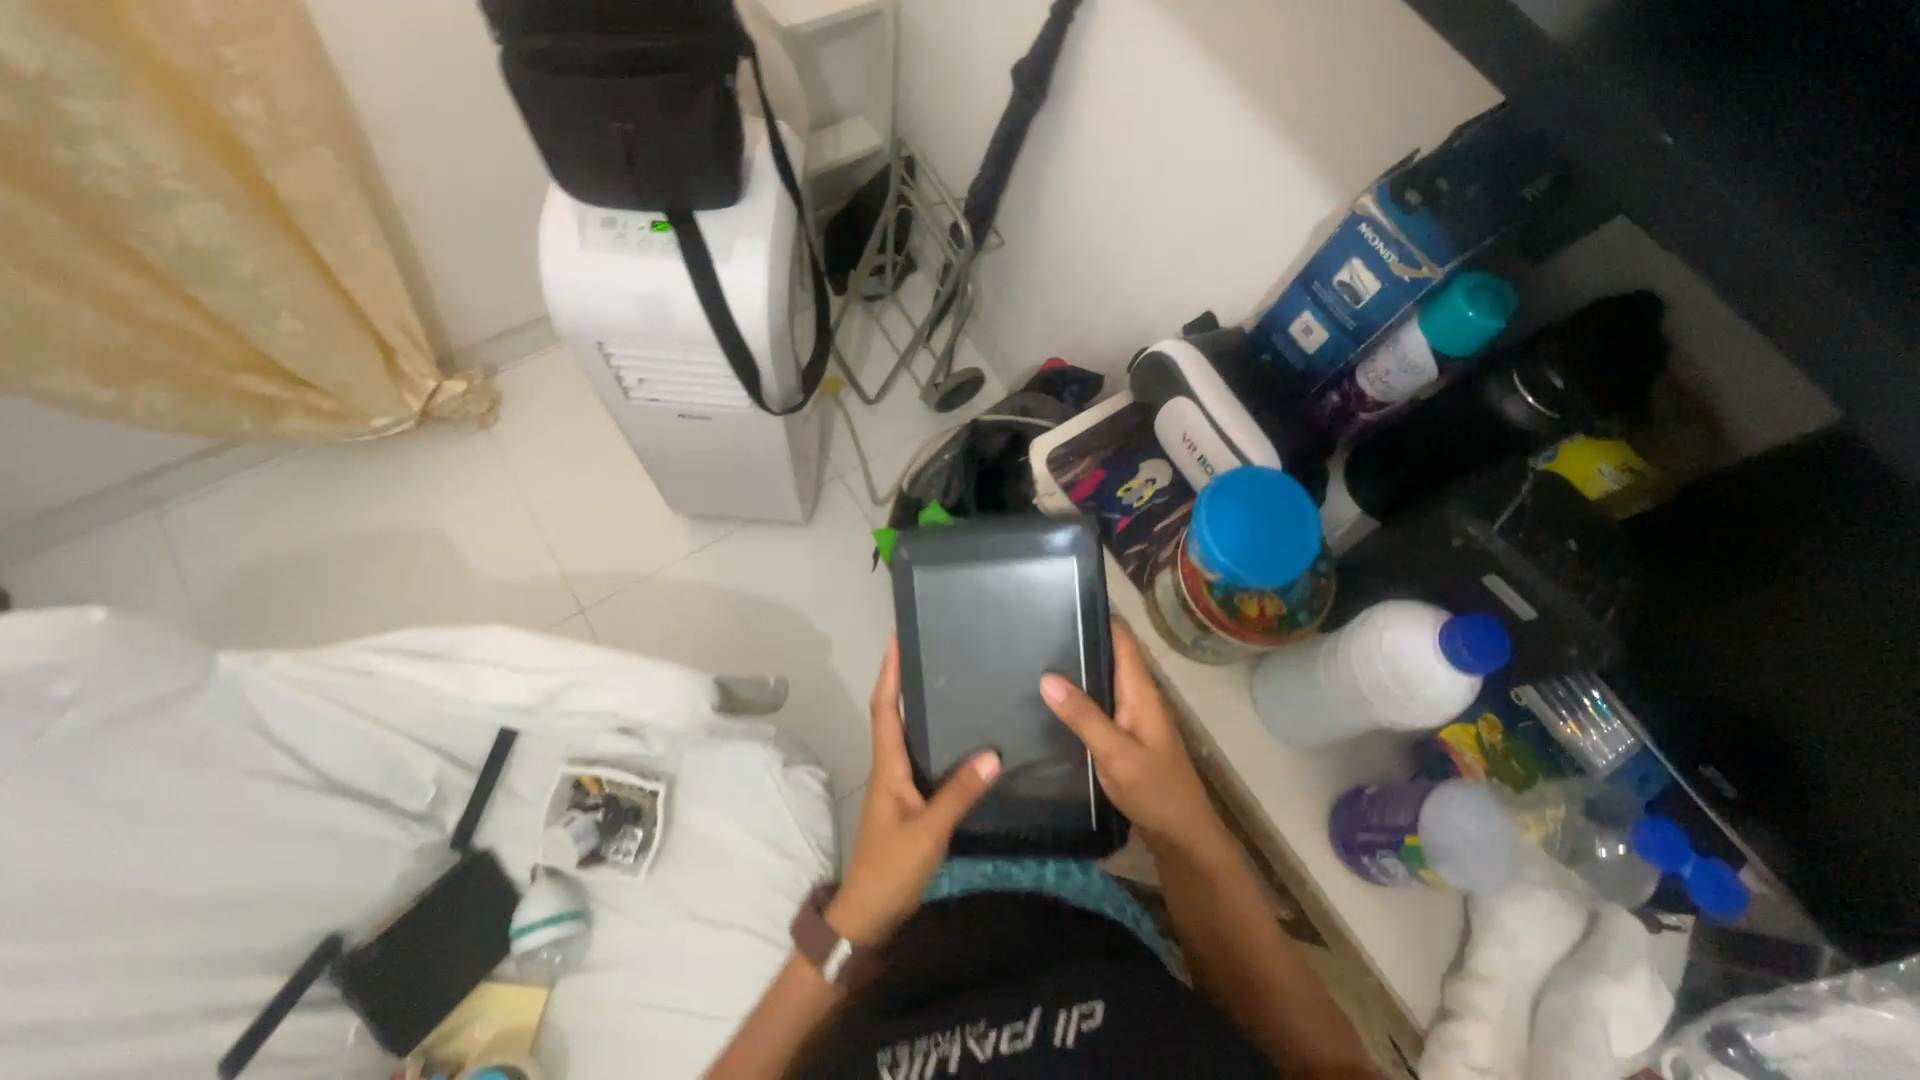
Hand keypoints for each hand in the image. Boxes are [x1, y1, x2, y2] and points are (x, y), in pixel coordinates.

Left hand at [830, 638, 1000, 945]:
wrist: (868, 914)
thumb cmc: (890, 868)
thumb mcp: (928, 831)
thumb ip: (959, 793)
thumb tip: (993, 752)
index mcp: (887, 767)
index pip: (885, 709)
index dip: (889, 673)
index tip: (896, 638)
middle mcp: (889, 769)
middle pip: (894, 715)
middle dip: (905, 681)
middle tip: (932, 651)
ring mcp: (897, 787)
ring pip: (908, 737)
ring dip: (919, 708)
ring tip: (950, 683)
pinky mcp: (909, 803)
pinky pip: (921, 759)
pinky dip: (935, 740)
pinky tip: (960, 741)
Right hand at [1040, 620, 1227, 855]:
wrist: (1181, 834)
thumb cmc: (1154, 790)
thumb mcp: (1115, 754)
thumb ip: (1083, 716)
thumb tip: (1046, 677)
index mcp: (1141, 691)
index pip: (1122, 638)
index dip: (1098, 615)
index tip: (1060, 599)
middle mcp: (1138, 696)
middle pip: (1109, 655)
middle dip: (1079, 639)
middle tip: (1033, 628)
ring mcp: (1132, 717)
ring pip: (1102, 680)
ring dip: (1076, 668)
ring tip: (1033, 656)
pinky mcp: (1123, 736)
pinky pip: (1099, 704)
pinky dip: (1078, 697)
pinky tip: (1050, 703)